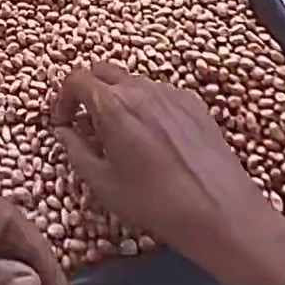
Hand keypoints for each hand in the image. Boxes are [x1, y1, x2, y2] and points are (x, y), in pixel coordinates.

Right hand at [52, 62, 284, 284]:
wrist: (221, 212)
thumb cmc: (155, 202)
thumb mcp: (103, 183)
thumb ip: (74, 150)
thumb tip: (62, 131)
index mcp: (113, 105)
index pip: (76, 79)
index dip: (63, 99)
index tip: (63, 122)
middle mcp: (140, 89)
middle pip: (102, 72)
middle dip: (87, 92)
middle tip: (86, 123)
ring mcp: (170, 92)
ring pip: (131, 81)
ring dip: (117, 98)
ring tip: (121, 134)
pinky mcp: (192, 102)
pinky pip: (158, 93)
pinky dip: (145, 105)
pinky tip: (153, 138)